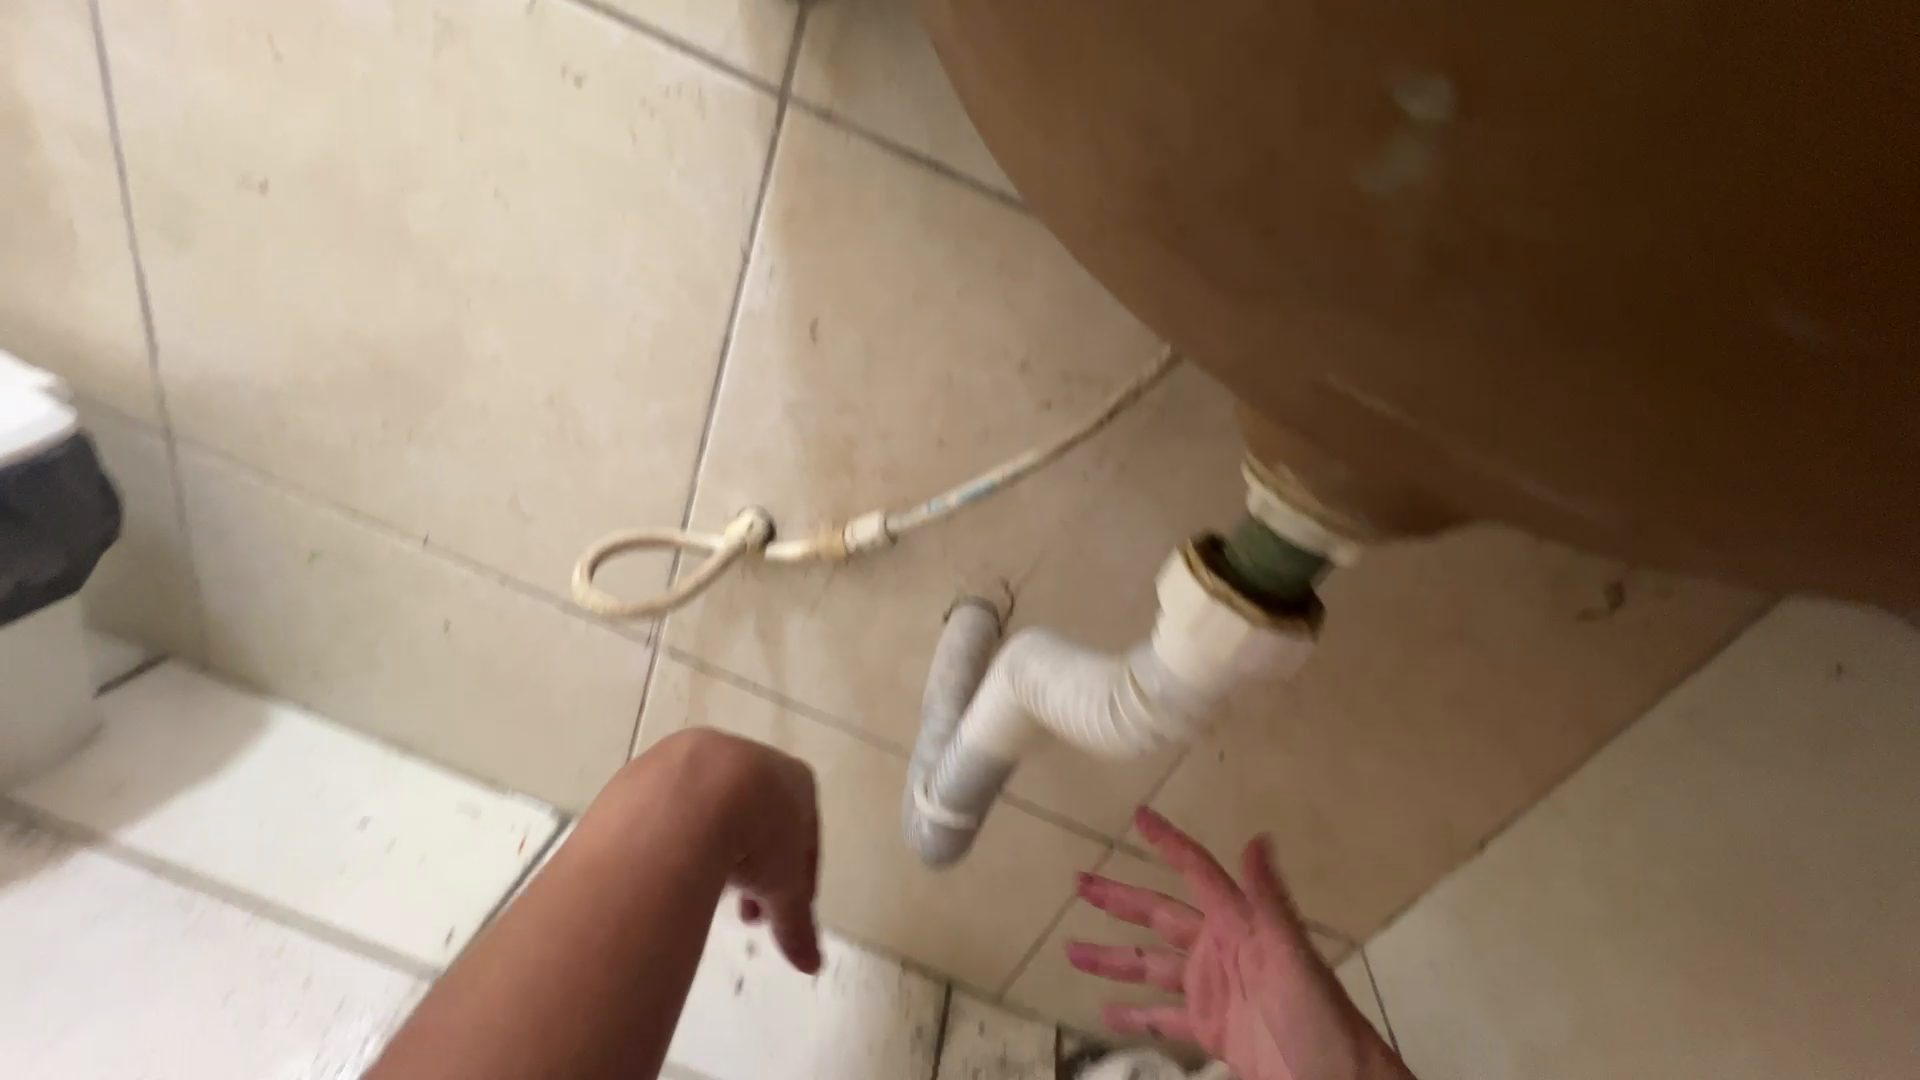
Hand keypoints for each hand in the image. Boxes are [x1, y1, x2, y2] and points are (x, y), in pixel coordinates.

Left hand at [653, 729, 823, 974]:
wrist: (686, 798)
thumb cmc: (756, 835)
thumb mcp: (785, 887)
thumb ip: (798, 924)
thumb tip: (812, 965)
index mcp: (796, 780)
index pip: (804, 833)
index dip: (796, 878)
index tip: (779, 913)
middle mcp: (753, 758)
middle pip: (760, 820)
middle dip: (755, 868)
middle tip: (742, 914)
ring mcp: (700, 757)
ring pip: (715, 811)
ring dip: (716, 850)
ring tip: (703, 895)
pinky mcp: (653, 768)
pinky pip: (671, 809)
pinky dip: (675, 839)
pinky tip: (667, 871)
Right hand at [1066, 808, 1407, 1079]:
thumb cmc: (1319, 1018)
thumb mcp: (1292, 956)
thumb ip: (1269, 900)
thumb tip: (1259, 838)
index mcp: (1236, 923)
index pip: (1195, 872)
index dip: (1168, 842)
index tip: (1139, 815)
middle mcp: (1218, 948)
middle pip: (1158, 915)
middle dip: (1119, 900)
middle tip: (1080, 882)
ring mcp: (1212, 990)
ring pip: (1151, 966)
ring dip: (1113, 959)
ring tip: (1071, 950)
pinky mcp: (1211, 1030)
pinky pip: (1164, 1018)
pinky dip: (1135, 1016)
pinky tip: (1105, 1013)